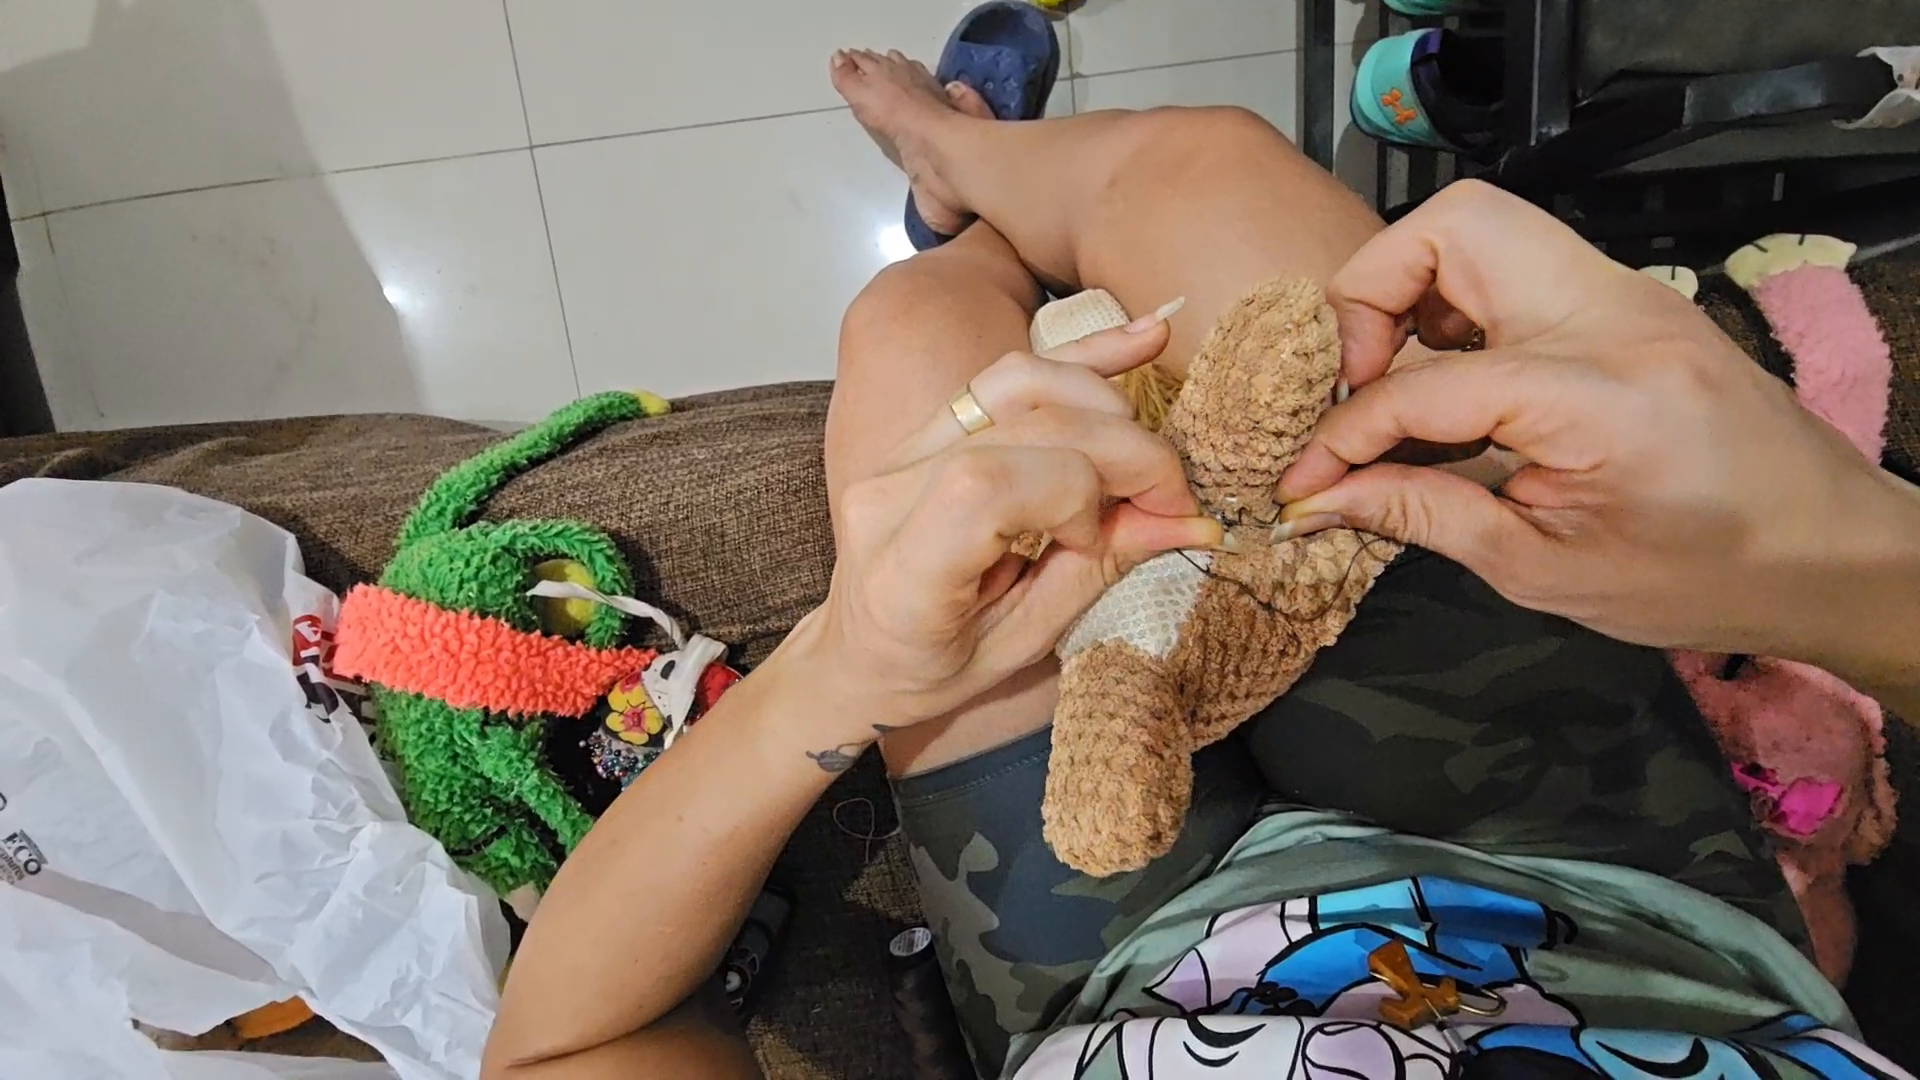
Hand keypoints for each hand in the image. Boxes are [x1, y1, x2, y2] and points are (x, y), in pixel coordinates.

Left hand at [791, 317, 1221, 741]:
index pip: (988, 486)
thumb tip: (1186, 520)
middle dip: (1119, 448)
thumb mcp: (1017, 645)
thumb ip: (1094, 572)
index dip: (1073, 492)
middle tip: (1166, 495)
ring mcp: (898, 452)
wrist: (861, 650)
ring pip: (1014, 382)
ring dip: (1101, 403)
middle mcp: (888, 495)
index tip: (1108, 536)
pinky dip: (1076, 362)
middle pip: (1020, 424)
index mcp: (902, 575)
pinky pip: (1002, 379)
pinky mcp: (922, 430)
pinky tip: (1138, 342)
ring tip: (1142, 453)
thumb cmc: (931, 668)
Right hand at [1275, 181, 1919, 672]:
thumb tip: (1314, 498)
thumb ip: (1415, 515)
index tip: (1306, 479)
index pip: (1424, 383)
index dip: (1344, 433)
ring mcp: (1619, 295)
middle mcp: (1612, 314)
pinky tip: (1436, 382)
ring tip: (1384, 380)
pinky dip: (1439, 310)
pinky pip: (1500, 267)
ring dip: (1401, 296)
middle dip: (1366, 298)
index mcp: (1601, 395)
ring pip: (1474, 228)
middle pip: (1452, 226)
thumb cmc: (1695, 577)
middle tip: (1350, 382)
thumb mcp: (1537, 567)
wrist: (1836, 551)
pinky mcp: (1614, 303)